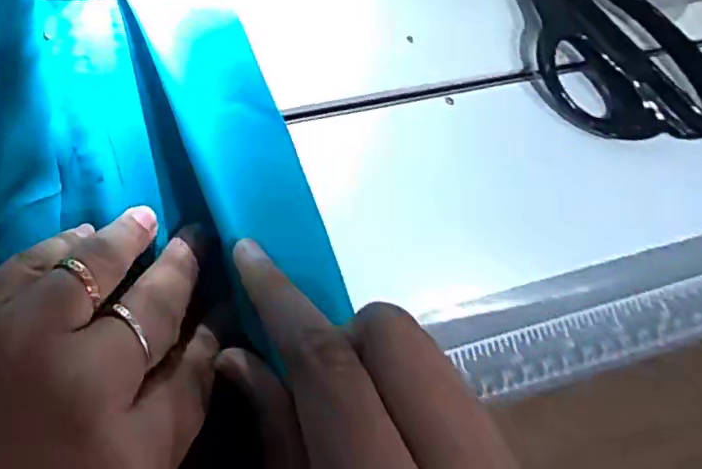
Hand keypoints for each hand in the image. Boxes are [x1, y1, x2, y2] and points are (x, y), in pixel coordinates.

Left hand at [0, 207, 218, 468]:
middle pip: (153, 311)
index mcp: (121, 453)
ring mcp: (27, 333)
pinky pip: (40, 259)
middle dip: (181, 272)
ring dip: (128, 238)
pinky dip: (69, 241)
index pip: (189, 382)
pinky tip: (86, 232)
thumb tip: (181, 366)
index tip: (220, 311)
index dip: (209, 341)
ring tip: (149, 219)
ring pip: (98, 266)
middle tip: (198, 238)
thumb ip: (145, 437)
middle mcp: (84, 381)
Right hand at [217, 240, 518, 468]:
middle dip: (343, 334)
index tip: (248, 252)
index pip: (333, 368)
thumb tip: (242, 355)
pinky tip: (399, 453)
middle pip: (398, 337)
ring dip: (379, 368)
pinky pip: (459, 402)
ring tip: (357, 424)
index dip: (282, 299)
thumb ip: (280, 445)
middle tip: (314, 380)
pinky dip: (414, 403)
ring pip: (434, 363)